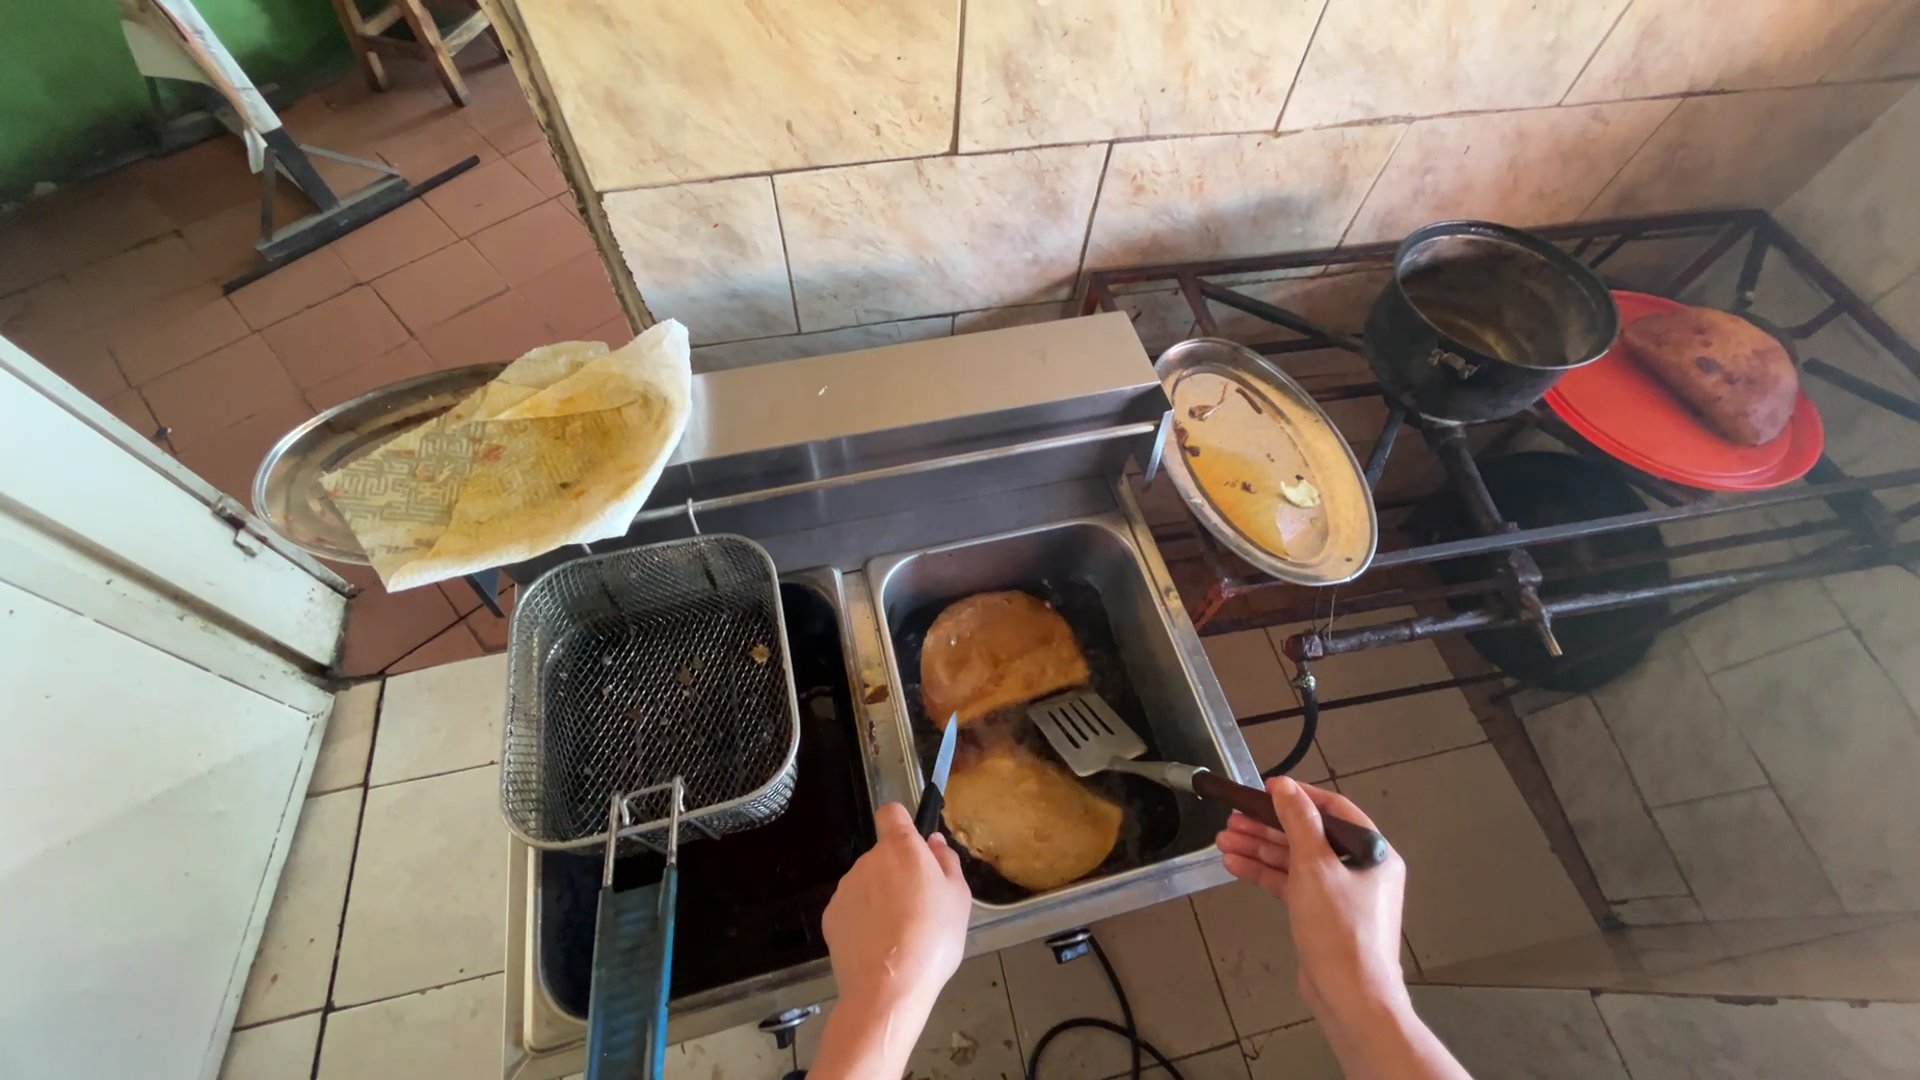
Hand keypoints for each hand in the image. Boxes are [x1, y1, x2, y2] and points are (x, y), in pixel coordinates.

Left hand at [823, 803, 971, 1015]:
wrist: (889, 988)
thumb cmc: (932, 938)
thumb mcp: (958, 898)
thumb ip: (947, 862)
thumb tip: (934, 842)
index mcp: (901, 847)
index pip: (891, 813)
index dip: (901, 823)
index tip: (913, 845)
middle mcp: (868, 860)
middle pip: (883, 855)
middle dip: (897, 872)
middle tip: (918, 906)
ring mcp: (846, 888)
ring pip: (867, 883)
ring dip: (879, 897)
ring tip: (898, 933)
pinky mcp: (830, 916)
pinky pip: (852, 908)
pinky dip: (862, 920)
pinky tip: (876, 946)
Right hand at [1214, 778, 1408, 1028]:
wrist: (1350, 999)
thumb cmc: (1339, 928)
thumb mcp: (1315, 866)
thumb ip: (1298, 821)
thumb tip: (1284, 785)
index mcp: (1372, 853)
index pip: (1333, 809)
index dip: (1298, 796)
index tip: (1264, 788)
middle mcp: (1359, 869)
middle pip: (1307, 834)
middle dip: (1267, 826)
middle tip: (1233, 818)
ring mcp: (1339, 893)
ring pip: (1294, 859)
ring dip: (1258, 848)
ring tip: (1223, 839)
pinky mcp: (1320, 913)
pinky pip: (1290, 882)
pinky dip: (1264, 872)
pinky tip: (1234, 864)